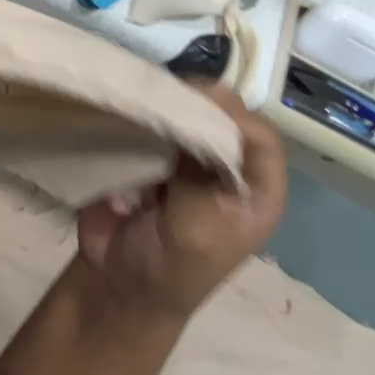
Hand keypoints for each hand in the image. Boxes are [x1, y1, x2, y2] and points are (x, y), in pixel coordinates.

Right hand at [73, 84, 287, 320]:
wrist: (116, 282)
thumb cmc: (170, 268)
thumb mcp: (197, 232)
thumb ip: (202, 181)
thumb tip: (194, 123)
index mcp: (252, 191)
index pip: (258, 137)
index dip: (232, 115)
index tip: (192, 100)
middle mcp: (220, 170)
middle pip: (217, 118)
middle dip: (190, 101)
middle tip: (155, 92)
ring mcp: (179, 162)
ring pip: (178, 116)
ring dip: (157, 104)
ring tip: (131, 95)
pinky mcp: (141, 158)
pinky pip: (142, 126)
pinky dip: (131, 114)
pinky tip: (116, 108)